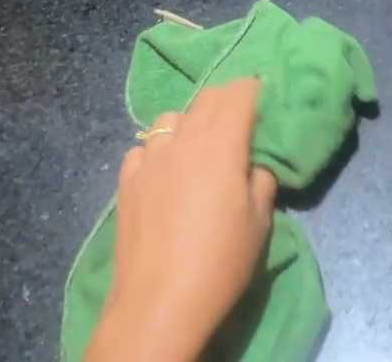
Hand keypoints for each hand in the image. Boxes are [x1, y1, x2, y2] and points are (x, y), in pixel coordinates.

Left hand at [87, 78, 276, 361]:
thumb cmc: (219, 262)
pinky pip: (144, 148)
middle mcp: (184, 139)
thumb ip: (262, 179)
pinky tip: (163, 171)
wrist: (159, 303)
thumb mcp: (259, 222)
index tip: (264, 93)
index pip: (239, 94)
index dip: (254, 88)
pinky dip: (158, 150)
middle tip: (240, 114)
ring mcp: (151, 157)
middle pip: (207, 98)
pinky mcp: (127, 179)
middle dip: (226, 98)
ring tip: (198, 144)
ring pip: (171, 118)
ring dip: (190, 121)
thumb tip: (255, 162)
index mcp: (221, 143)